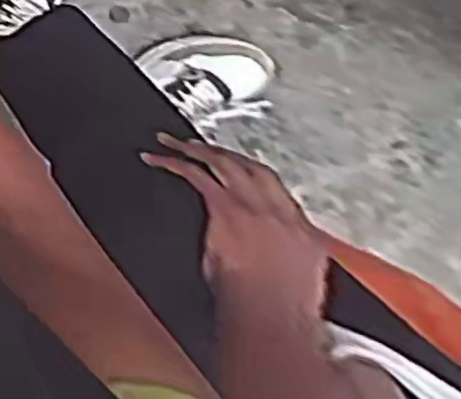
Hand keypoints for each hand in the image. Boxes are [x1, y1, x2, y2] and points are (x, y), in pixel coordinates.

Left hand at [143, 134, 329, 319]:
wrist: (272, 319)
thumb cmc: (276, 309)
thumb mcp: (295, 277)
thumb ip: (281, 252)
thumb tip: (259, 245)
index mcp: (306, 234)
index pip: (278, 191)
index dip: (251, 173)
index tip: (231, 165)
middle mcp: (284, 216)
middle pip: (252, 168)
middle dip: (222, 151)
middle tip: (197, 143)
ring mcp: (256, 209)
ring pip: (223, 162)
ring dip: (194, 148)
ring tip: (169, 141)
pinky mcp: (228, 208)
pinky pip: (194, 174)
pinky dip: (171, 162)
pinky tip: (154, 159)